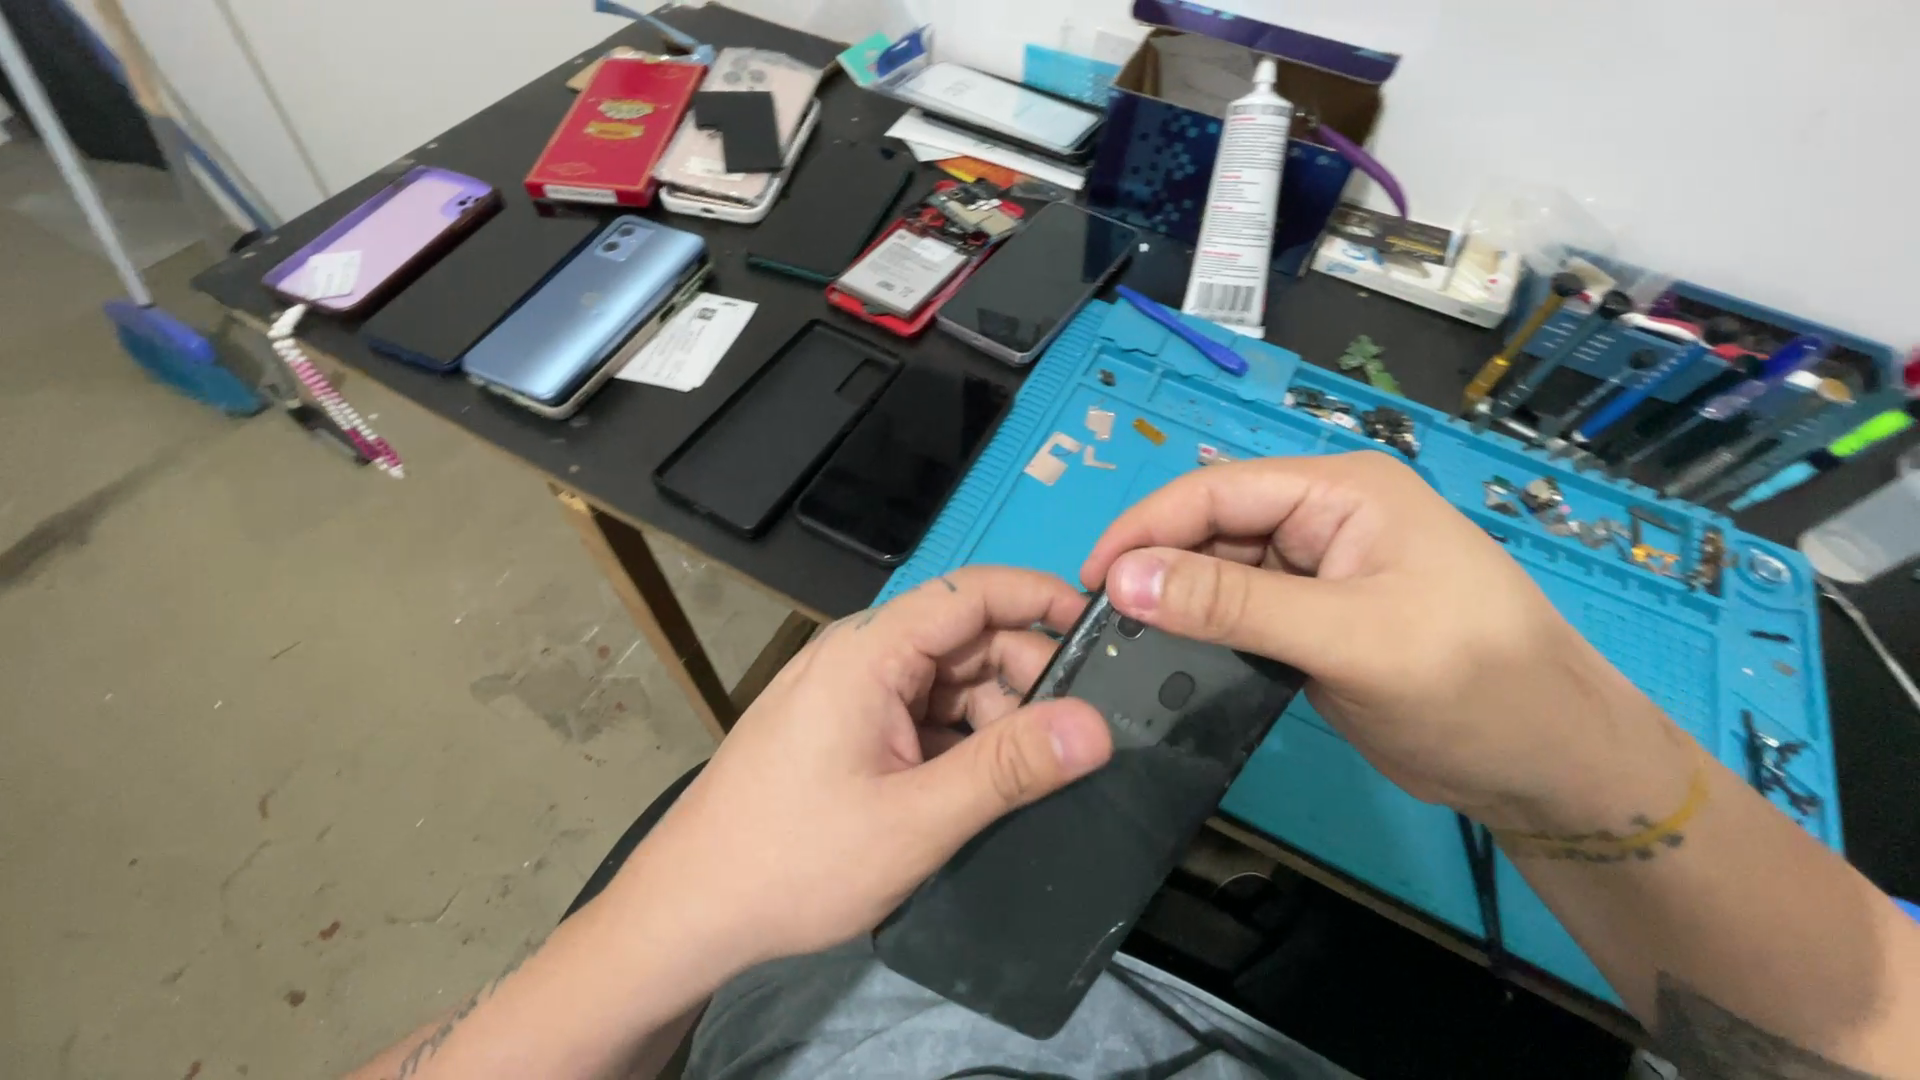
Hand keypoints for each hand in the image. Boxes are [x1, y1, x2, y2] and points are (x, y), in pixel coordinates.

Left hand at [602, 567, 1110, 978]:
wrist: (688, 912)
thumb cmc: (795, 859)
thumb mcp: (916, 819)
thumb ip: (1009, 769)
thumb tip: (1098, 726)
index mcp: (870, 651)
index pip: (971, 593)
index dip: (1039, 599)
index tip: (1102, 631)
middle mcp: (861, 656)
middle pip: (964, 639)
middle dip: (1024, 678)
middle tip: (1071, 739)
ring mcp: (852, 693)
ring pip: (948, 682)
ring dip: (993, 719)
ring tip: (1023, 779)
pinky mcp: (847, 728)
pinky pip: (922, 715)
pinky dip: (960, 740)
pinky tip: (980, 784)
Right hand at [1080, 451, 1674, 822]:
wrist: (1549, 768)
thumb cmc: (1473, 684)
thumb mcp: (1349, 637)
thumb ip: (1232, 603)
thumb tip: (1121, 580)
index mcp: (1339, 492)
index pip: (1215, 492)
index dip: (1145, 529)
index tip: (1091, 583)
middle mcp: (1320, 519)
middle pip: (1210, 529)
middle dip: (1156, 569)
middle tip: (1101, 626)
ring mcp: (1313, 572)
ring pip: (1216, 573)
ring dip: (1174, 604)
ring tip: (1125, 645)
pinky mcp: (1309, 620)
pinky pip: (1235, 612)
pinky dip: (1201, 632)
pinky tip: (1169, 657)